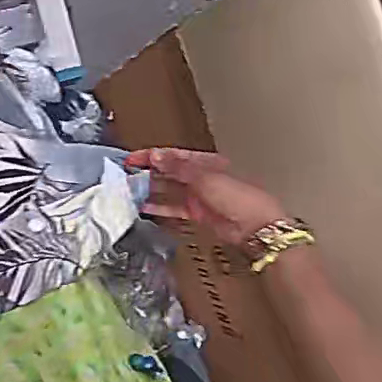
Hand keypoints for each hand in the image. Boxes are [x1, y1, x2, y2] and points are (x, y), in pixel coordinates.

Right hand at [126, 147, 288, 244]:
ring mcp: (198, 196)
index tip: (131, 159)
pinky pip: (173, 209)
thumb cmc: (239, 197)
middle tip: (126, 176)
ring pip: (168, 190)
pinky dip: (159, 208)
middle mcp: (200, 177)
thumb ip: (178, 168)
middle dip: (147, 173)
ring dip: (150, 191)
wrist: (255, 226)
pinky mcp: (197, 213)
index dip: (151, 156)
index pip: (172, 155)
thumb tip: (157, 155)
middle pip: (168, 172)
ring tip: (130, 192)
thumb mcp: (205, 177)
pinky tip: (144, 208)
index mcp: (204, 162)